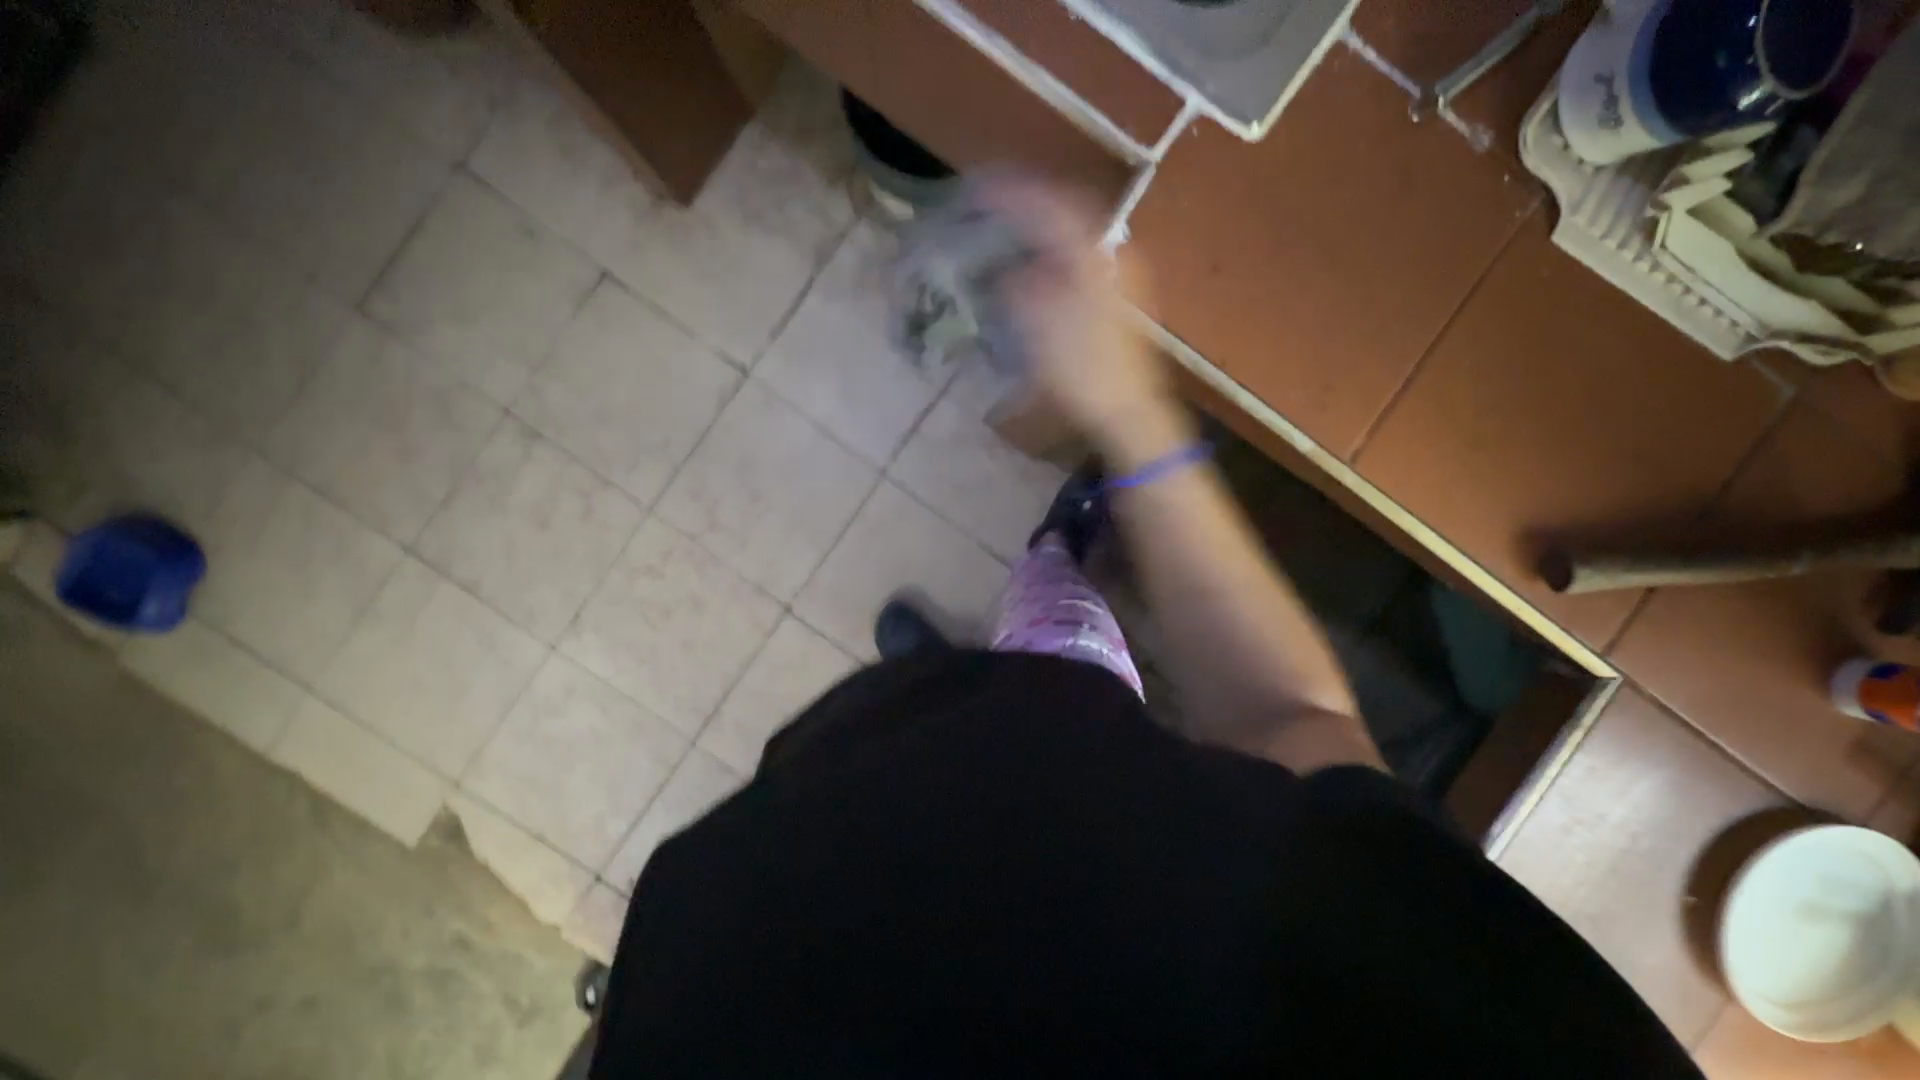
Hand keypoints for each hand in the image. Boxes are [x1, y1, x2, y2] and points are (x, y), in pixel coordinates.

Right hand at [984, 178, 1179, 448]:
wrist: (1129, 414)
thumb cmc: (1085, 371)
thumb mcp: (1041, 328)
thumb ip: (1021, 289)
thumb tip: (1010, 273)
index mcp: (1096, 258)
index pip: (1055, 207)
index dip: (1017, 195)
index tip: (984, 188)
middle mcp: (1114, 259)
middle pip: (1070, 217)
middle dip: (1031, 209)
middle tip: (995, 205)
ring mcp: (1122, 282)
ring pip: (1076, 242)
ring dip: (1043, 234)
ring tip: (1010, 232)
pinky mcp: (1120, 305)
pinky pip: (1081, 264)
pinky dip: (1054, 259)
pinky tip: (1036, 272)